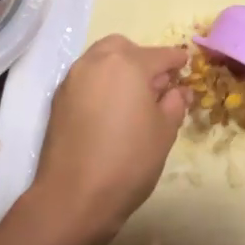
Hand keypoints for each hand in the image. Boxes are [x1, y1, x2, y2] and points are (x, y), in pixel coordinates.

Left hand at [30, 36, 189, 239]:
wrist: (74, 196)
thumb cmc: (130, 160)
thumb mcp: (165, 131)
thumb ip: (174, 103)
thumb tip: (178, 91)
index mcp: (127, 64)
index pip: (160, 55)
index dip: (176, 60)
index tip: (186, 63)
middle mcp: (95, 63)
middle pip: (123, 48)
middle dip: (142, 58)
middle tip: (157, 83)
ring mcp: (72, 80)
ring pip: (100, 61)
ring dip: (119, 69)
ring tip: (134, 98)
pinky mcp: (58, 101)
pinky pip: (86, 80)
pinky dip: (101, 85)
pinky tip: (112, 110)